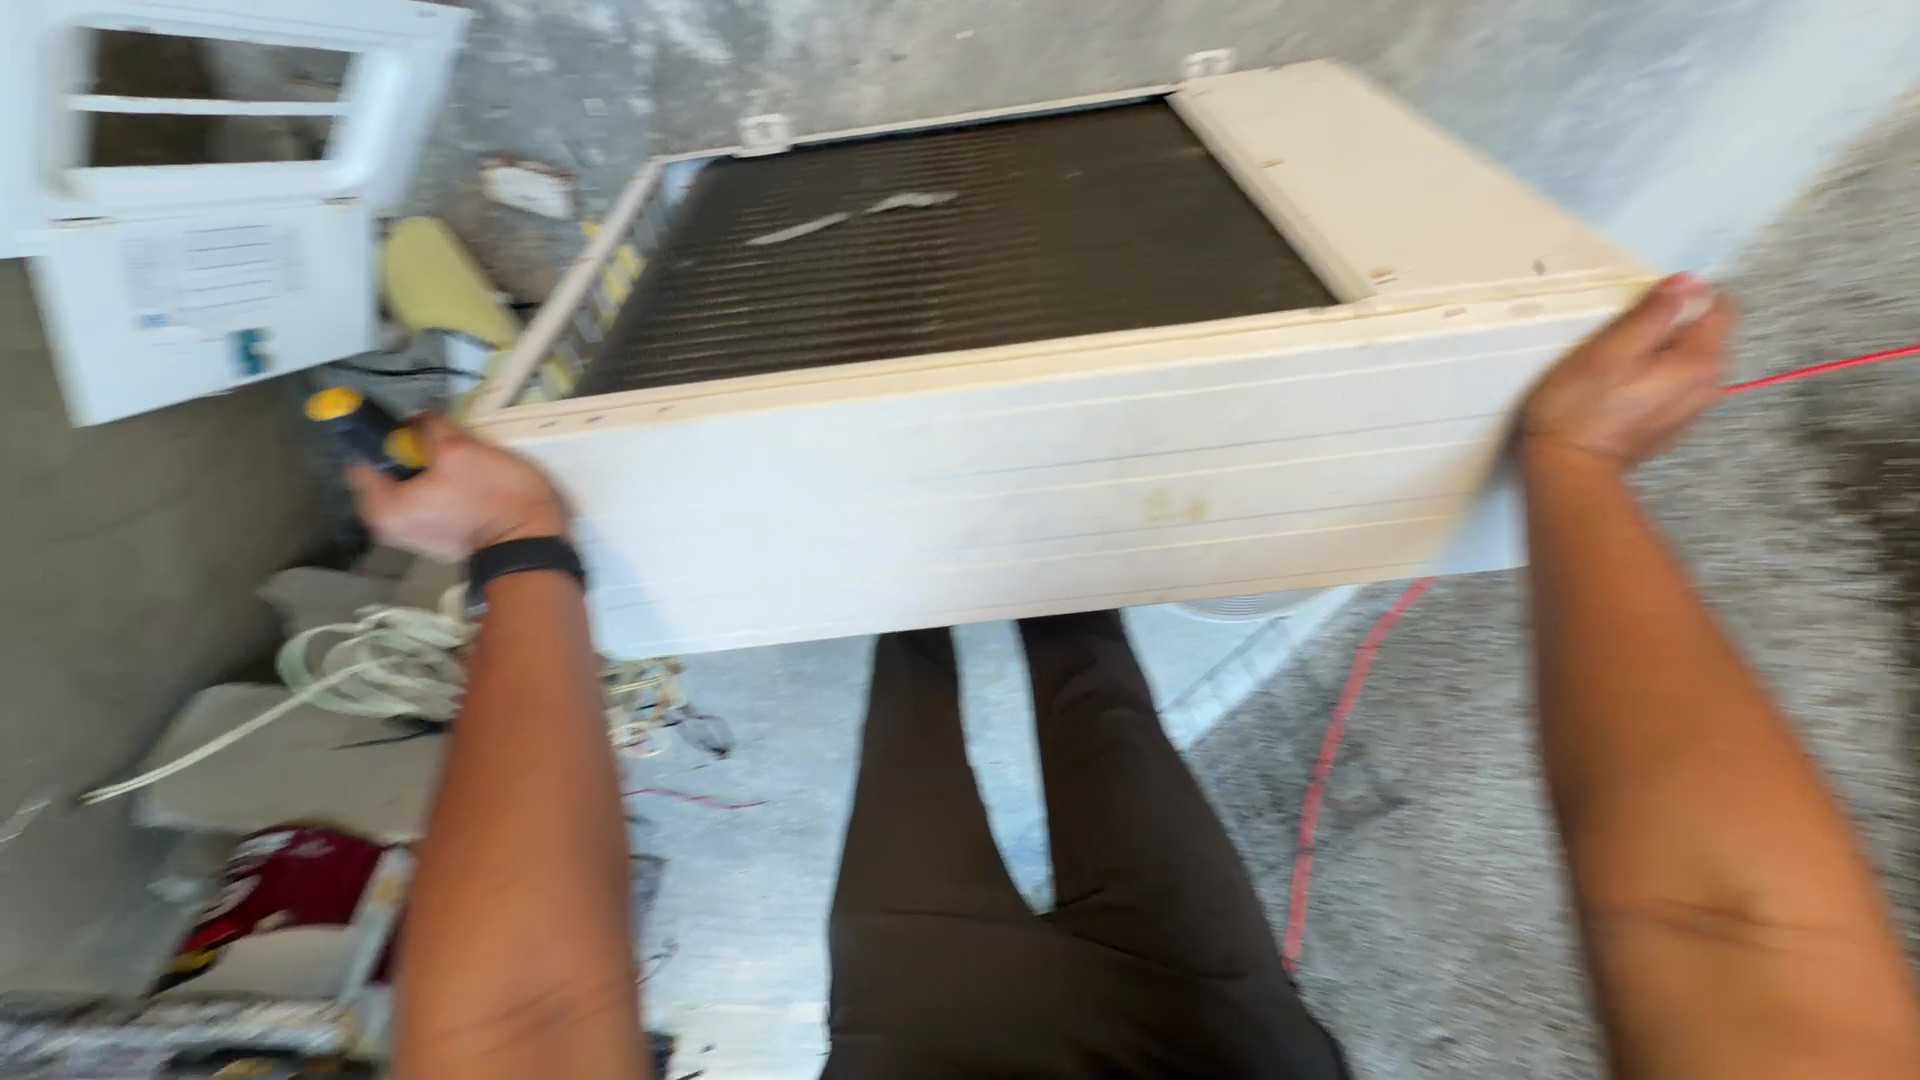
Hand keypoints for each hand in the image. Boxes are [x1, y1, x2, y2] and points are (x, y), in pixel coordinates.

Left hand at [346, 415, 568, 562]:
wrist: (534, 544)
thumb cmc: (495, 498)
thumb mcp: (462, 450)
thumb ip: (430, 429)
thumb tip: (416, 420)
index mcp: (382, 507)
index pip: (363, 458)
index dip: (388, 437)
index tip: (419, 432)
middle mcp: (389, 527)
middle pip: (390, 476)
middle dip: (415, 458)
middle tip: (448, 451)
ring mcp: (416, 538)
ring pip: (413, 490)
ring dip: (433, 475)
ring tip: (464, 469)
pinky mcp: (441, 542)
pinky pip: (431, 508)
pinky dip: (444, 494)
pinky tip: (471, 490)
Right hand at [1520, 273, 1737, 471]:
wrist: (1568, 470)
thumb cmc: (1578, 410)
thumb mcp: (1605, 354)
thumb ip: (1651, 316)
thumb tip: (1687, 282)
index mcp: (1701, 360)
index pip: (1717, 304)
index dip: (1679, 299)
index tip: (1637, 315)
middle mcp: (1710, 383)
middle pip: (1703, 335)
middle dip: (1666, 331)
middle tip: (1615, 346)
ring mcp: (1693, 408)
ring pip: (1687, 363)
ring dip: (1657, 358)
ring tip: (1613, 372)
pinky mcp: (1672, 426)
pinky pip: (1673, 389)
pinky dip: (1651, 383)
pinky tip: (1617, 396)